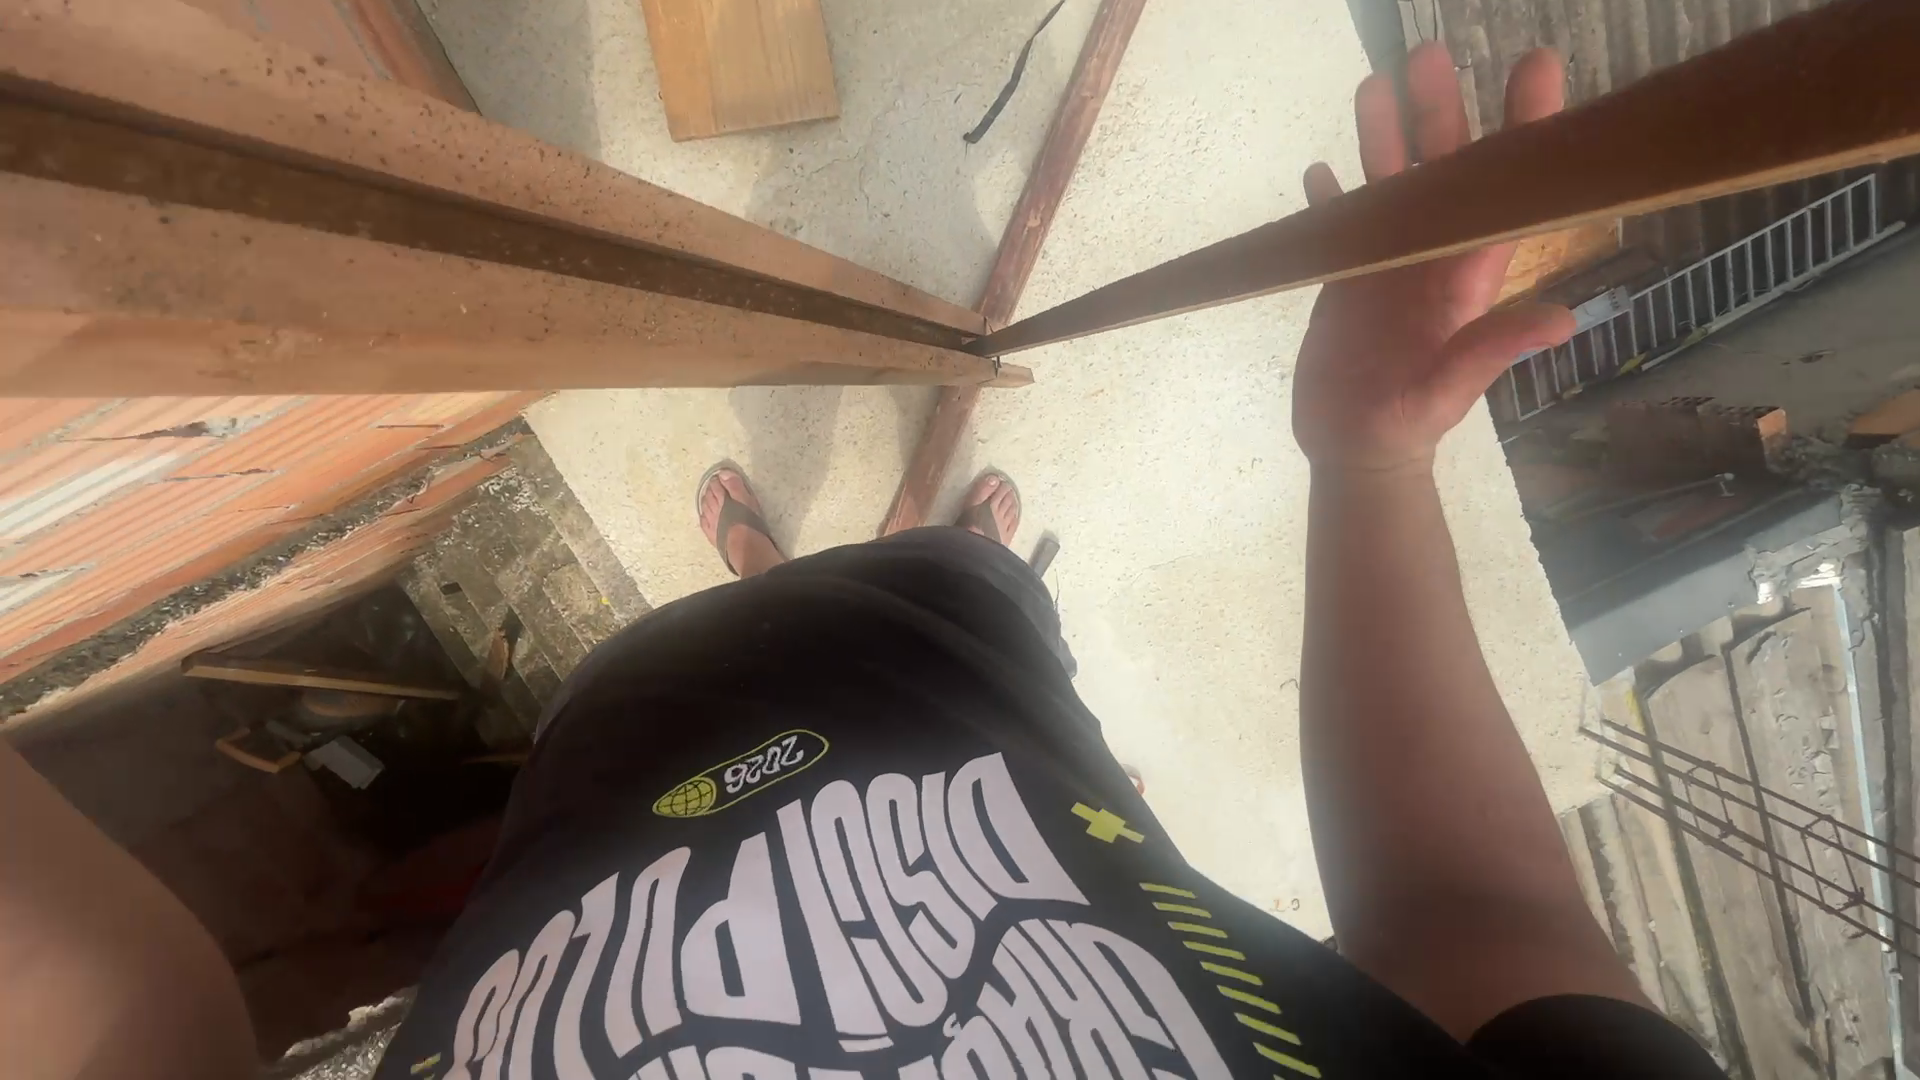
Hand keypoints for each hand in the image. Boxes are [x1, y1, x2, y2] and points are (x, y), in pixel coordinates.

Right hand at [1292, 44, 1576, 474]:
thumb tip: (1560, 321)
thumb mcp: (1448, 391)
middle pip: (1438, 172)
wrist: (1353, 445)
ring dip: (1379, 140)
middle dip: (1436, 113)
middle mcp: (1428, 259)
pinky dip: (1328, 202)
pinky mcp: (1341, 286)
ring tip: (1370, 87)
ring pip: (1383, 190)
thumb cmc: (1404, 423)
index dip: (1522, 130)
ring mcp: (1382, 269)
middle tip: (1426, 57)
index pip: (1503, 192)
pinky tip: (1319, 173)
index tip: (1532, 67)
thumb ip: (1490, 350)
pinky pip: (1337, 231)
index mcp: (1465, 274)